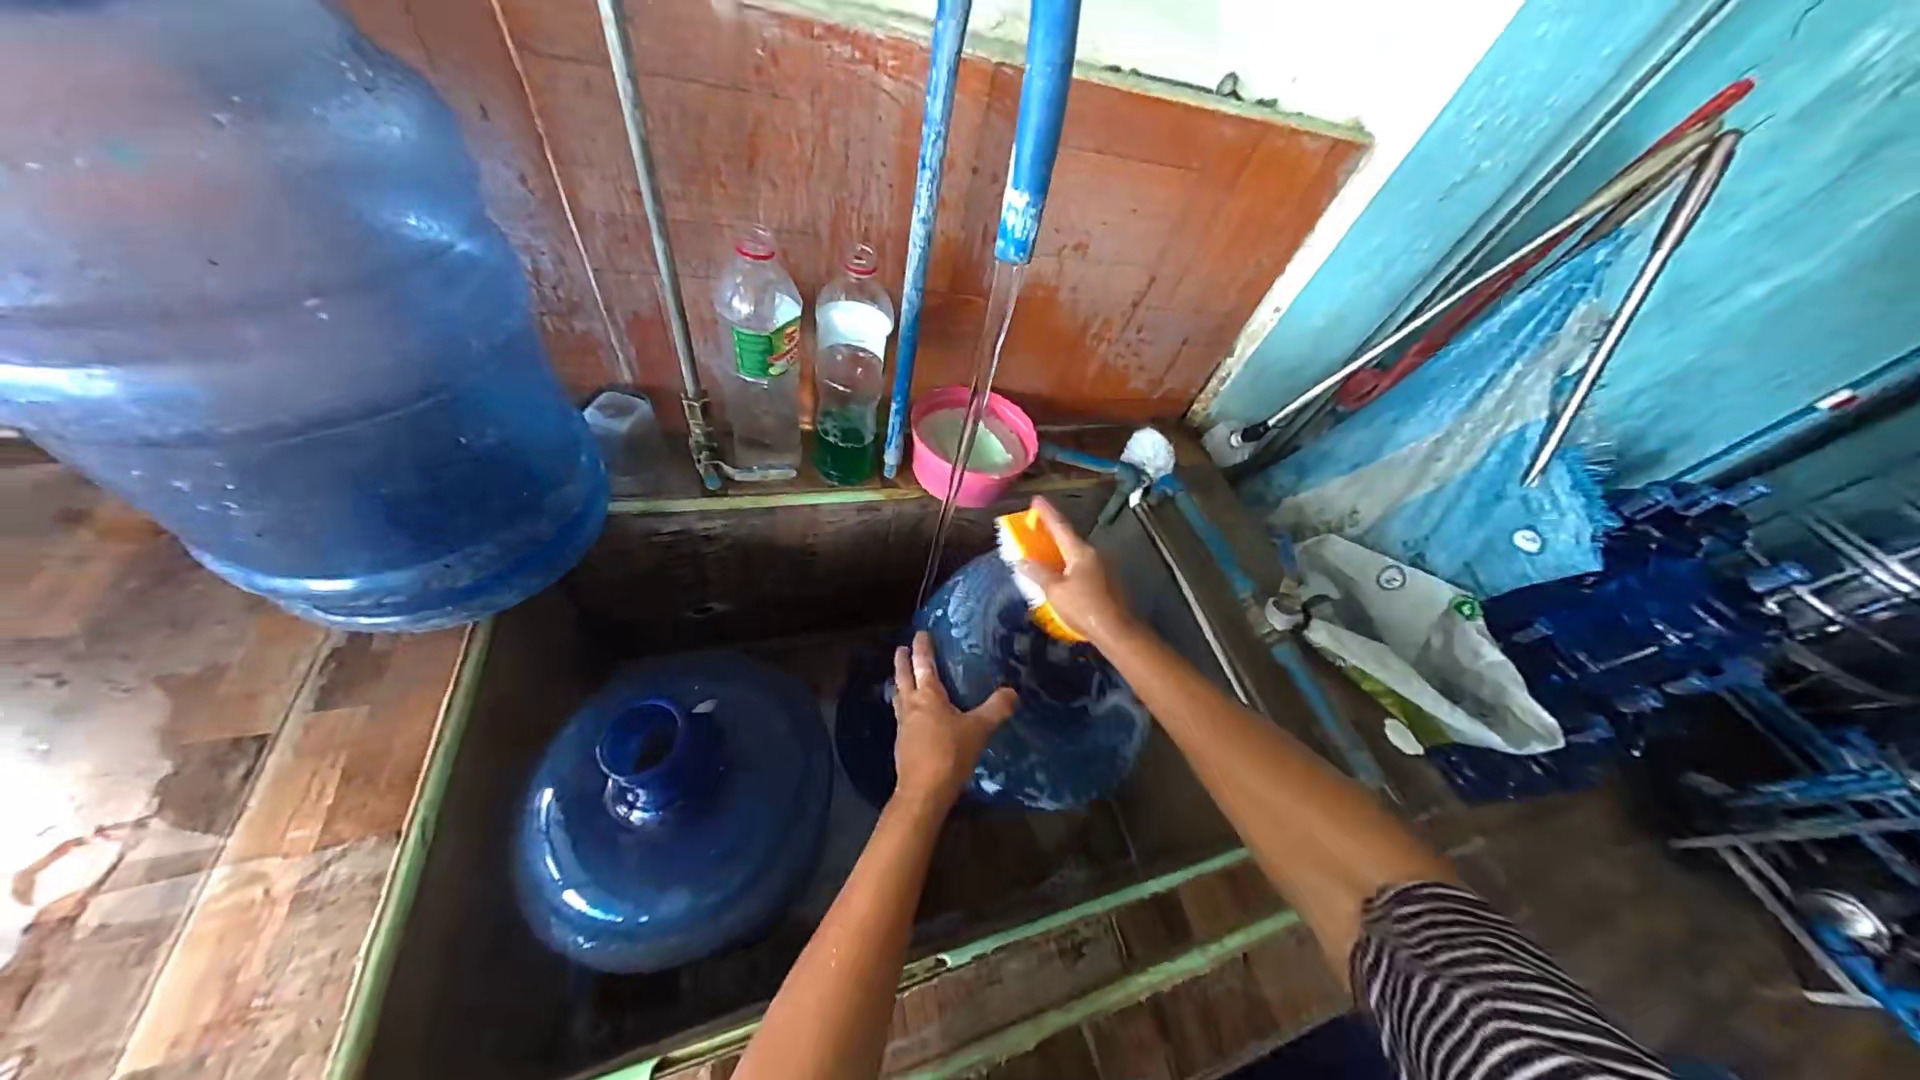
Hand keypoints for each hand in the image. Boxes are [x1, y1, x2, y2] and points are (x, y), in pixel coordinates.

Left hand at [891, 631, 1016, 810]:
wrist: (924, 791)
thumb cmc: (950, 754)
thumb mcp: (979, 729)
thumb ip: (996, 709)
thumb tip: (1012, 691)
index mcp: (927, 695)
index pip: (923, 663)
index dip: (922, 647)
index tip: (920, 633)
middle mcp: (911, 705)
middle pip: (903, 676)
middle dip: (902, 660)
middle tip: (902, 648)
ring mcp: (903, 724)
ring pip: (899, 695)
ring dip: (900, 682)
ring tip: (902, 678)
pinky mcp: (902, 742)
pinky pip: (901, 714)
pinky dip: (904, 705)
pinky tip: (911, 713)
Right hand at [1014, 497, 1138, 645]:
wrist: (1116, 630)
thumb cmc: (1084, 607)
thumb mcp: (1055, 590)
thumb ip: (1038, 573)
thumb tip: (1021, 561)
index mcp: (1080, 551)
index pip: (1060, 526)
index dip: (1047, 513)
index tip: (1037, 499)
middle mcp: (1093, 554)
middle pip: (1068, 538)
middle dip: (1052, 531)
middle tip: (1036, 526)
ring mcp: (1101, 567)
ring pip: (1075, 553)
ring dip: (1059, 550)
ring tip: (1043, 550)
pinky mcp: (1104, 581)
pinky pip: (1080, 565)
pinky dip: (1066, 564)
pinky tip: (1059, 572)